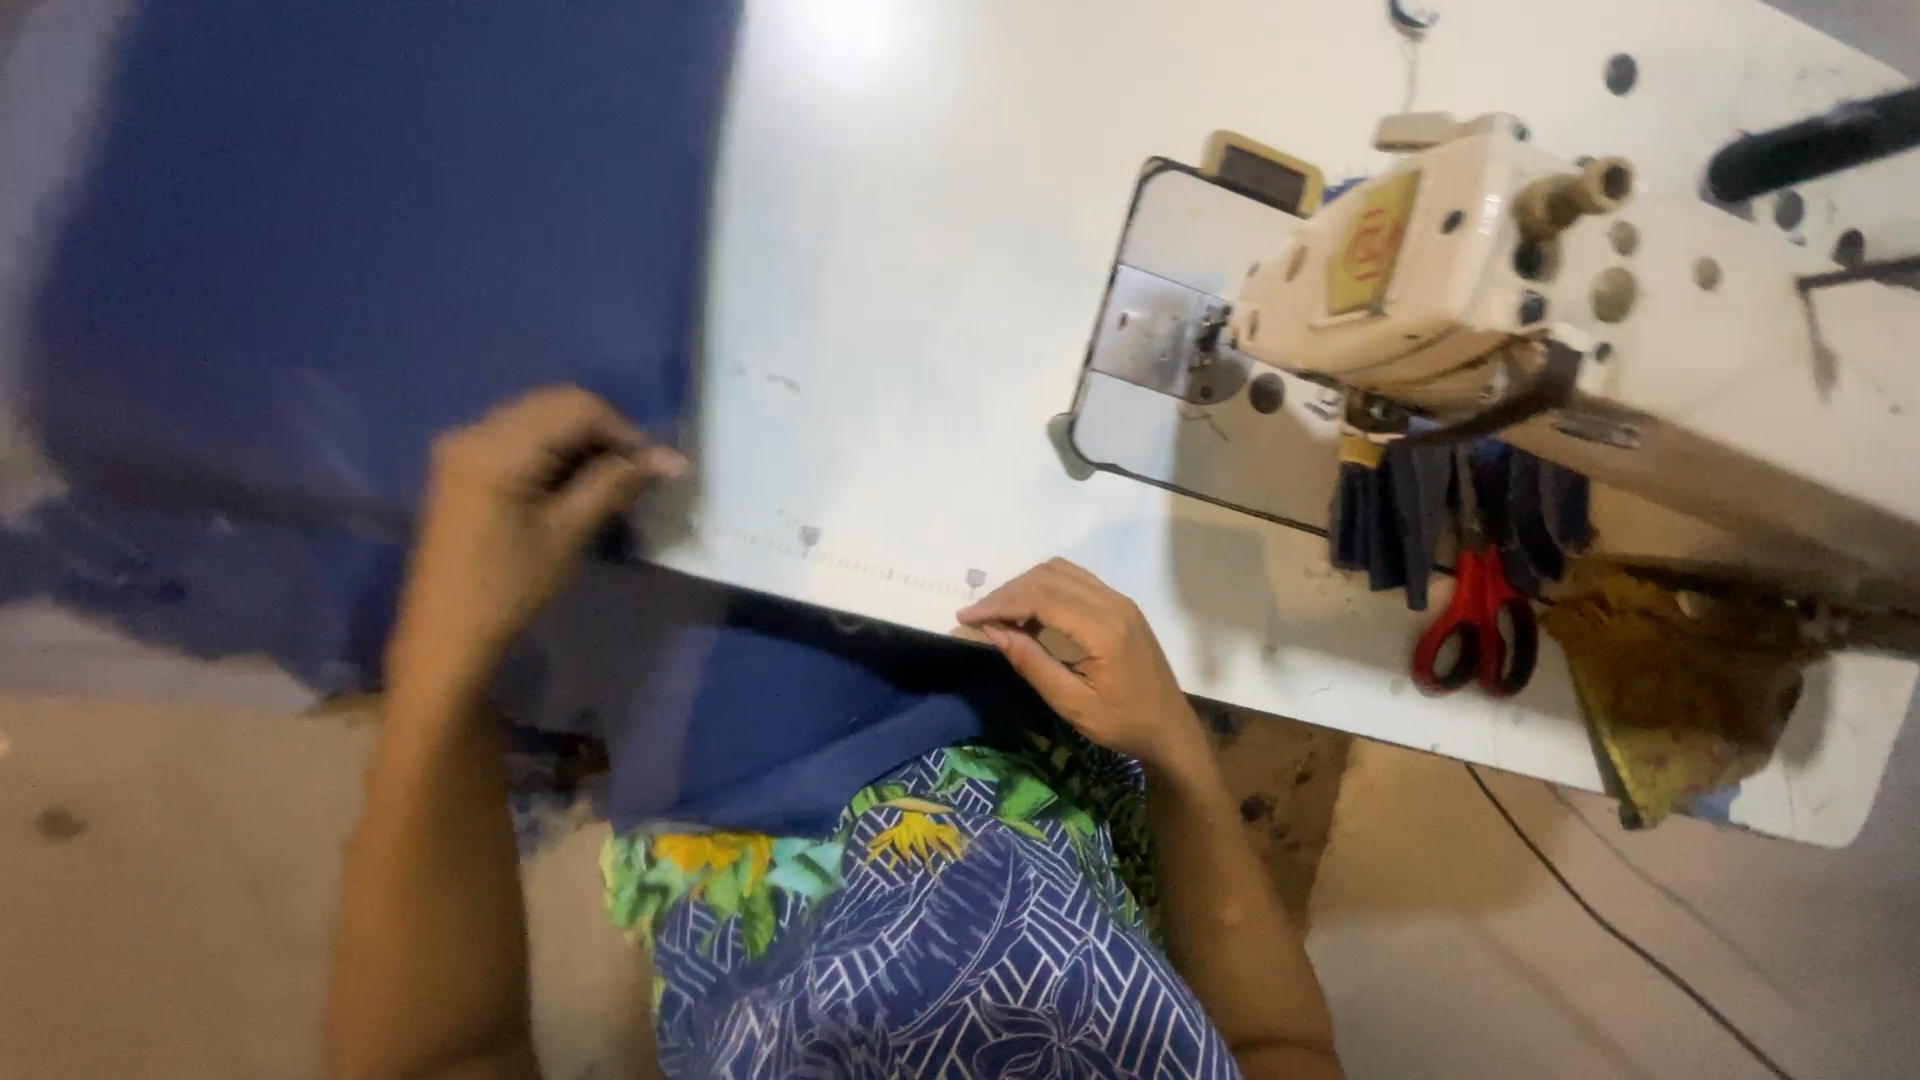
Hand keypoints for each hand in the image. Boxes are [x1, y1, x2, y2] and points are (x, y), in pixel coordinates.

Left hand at [389, 386, 685, 696]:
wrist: (447, 630)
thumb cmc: (510, 587)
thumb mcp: (569, 533)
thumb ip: (615, 484)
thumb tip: (669, 459)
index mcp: (497, 450)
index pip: (576, 408)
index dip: (624, 431)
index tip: (655, 468)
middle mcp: (475, 433)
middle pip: (557, 404)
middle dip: (606, 433)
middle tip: (637, 475)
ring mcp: (465, 445)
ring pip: (542, 416)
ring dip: (584, 441)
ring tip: (613, 482)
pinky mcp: (465, 463)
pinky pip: (523, 435)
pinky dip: (559, 450)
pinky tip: (578, 483)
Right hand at [957, 558, 1208, 769]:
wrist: (1170, 728)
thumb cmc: (1122, 723)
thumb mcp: (1071, 704)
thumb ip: (1032, 663)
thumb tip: (994, 630)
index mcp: (1103, 629)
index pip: (1040, 597)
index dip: (999, 603)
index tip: (966, 616)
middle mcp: (1113, 603)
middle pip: (1047, 577)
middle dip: (1007, 593)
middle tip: (979, 618)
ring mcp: (1119, 600)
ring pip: (1060, 572)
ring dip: (1025, 586)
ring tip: (1001, 615)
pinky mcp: (1120, 604)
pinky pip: (1075, 580)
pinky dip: (1045, 588)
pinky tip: (1031, 613)